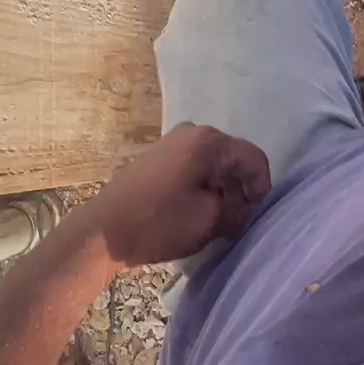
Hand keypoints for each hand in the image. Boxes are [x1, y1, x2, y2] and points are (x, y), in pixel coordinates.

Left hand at [74, 123, 271, 267]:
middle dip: (240, 188)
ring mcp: (173, 141)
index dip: (261, 186)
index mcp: (209, 141)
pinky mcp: (160, 156)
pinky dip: (203, 186)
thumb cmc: (159, 223)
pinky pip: (195, 165)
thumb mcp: (209, 220)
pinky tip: (196, 211)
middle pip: (233, 157)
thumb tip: (242, 207)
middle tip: (236, 220)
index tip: (255, 214)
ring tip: (217, 220)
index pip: (253, 158)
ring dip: (221, 189)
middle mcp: (193, 132)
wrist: (101, 233)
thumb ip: (237, 209)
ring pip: (214, 163)